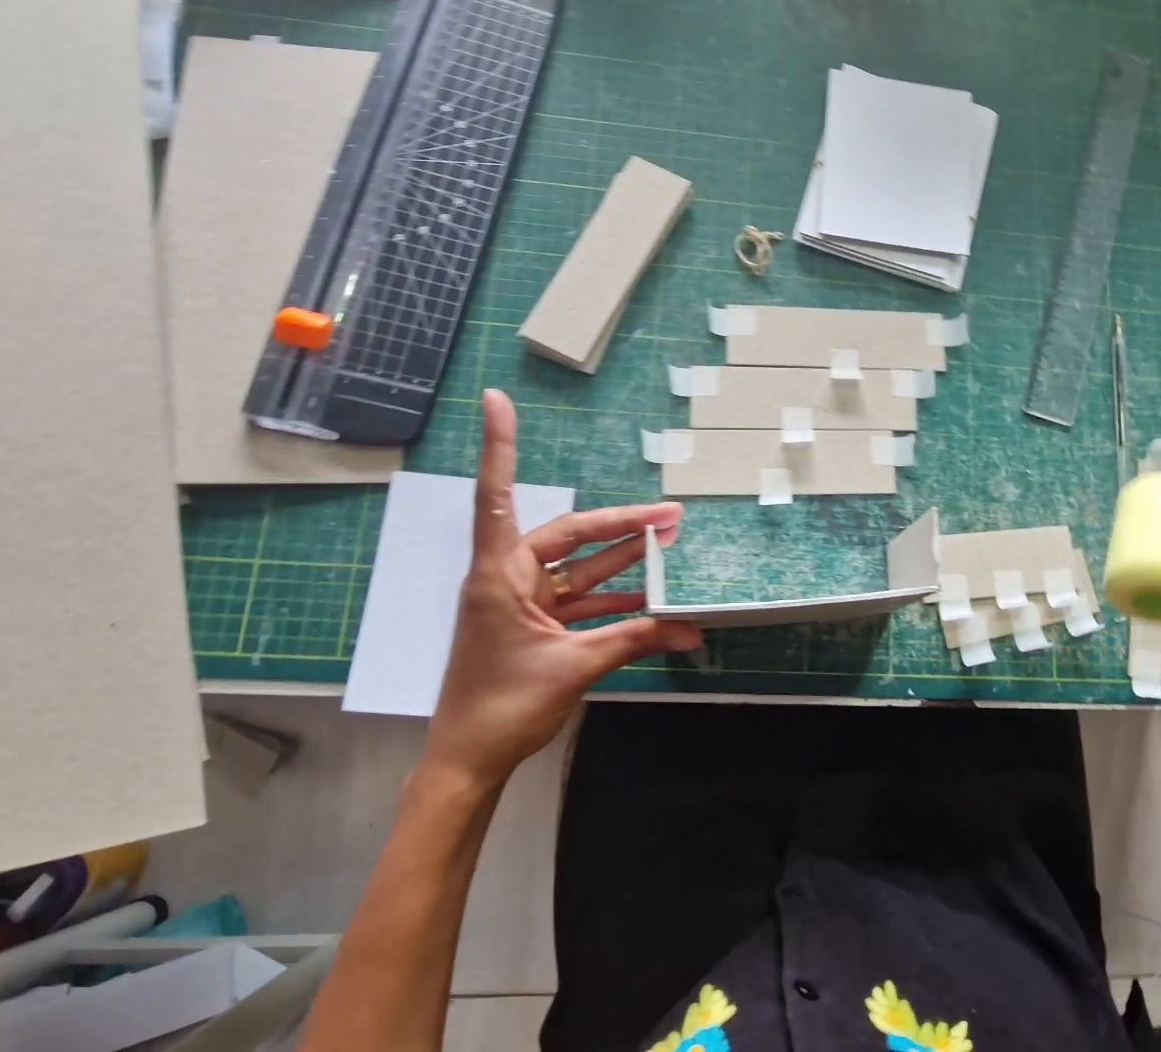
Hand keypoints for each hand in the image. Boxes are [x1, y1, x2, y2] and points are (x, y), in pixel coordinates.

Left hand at [424, 390, 703, 786]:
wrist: (469, 760)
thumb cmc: (504, 707)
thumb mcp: (576, 667)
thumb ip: (636, 640)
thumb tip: (691, 630)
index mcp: (499, 575)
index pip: (499, 496)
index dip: (501, 447)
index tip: (496, 399)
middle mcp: (508, 579)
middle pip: (569, 537)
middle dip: (621, 524)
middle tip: (670, 513)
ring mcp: (523, 605)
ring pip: (580, 570)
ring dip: (623, 560)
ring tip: (671, 544)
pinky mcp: (535, 629)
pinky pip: (581, 603)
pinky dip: (615, 602)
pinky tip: (653, 598)